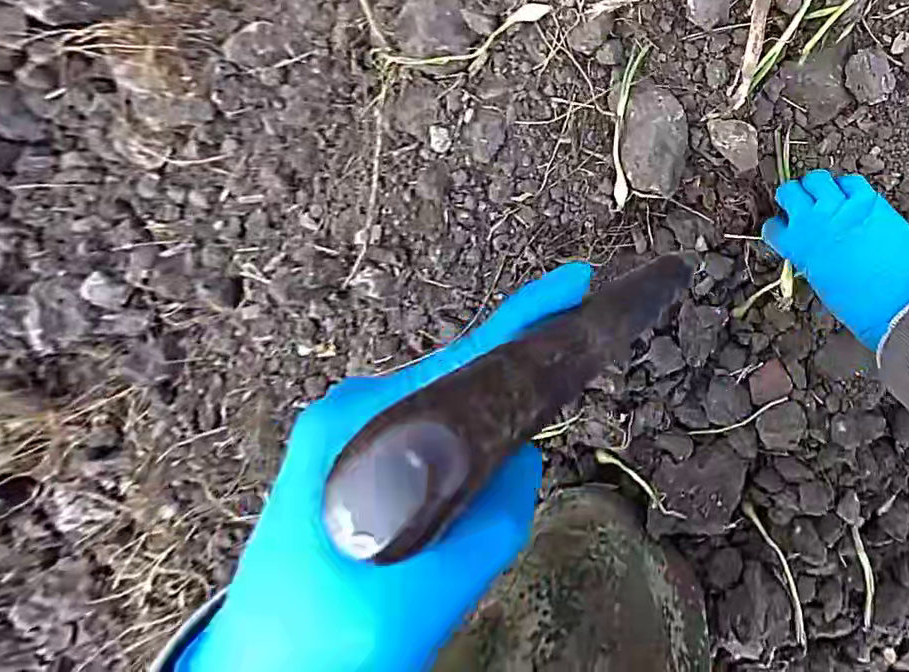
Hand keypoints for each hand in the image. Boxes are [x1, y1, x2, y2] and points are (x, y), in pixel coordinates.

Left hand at [181, 262, 593, 671]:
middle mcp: (350, 410)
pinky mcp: (332, 450)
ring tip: (459, 509)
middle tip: (521, 438)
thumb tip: (518, 456)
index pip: (473, 352)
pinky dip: (449, 445)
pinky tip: (443, 500)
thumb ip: (509, 495)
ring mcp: (336, 427)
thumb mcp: (460, 564)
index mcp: (367, 425)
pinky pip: (418, 425)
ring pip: (442, 403)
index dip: (531, 313)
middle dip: (504, 392)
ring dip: (474, 429)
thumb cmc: (351, 627)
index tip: (575, 281)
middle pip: (460, 373)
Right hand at [761, 170, 908, 348]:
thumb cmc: (864, 306)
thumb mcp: (823, 285)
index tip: (786, 223)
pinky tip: (855, 196)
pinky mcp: (869, 201)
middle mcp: (814, 223)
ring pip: (818, 178)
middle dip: (794, 194)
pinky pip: (852, 182)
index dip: (780, 224)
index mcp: (799, 249)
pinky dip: (850, 187)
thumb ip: (813, 260)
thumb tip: (816, 251)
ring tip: (828, 194)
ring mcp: (841, 208)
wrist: (899, 304)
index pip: (773, 227)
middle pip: (790, 191)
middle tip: (803, 199)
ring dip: (819, 185)